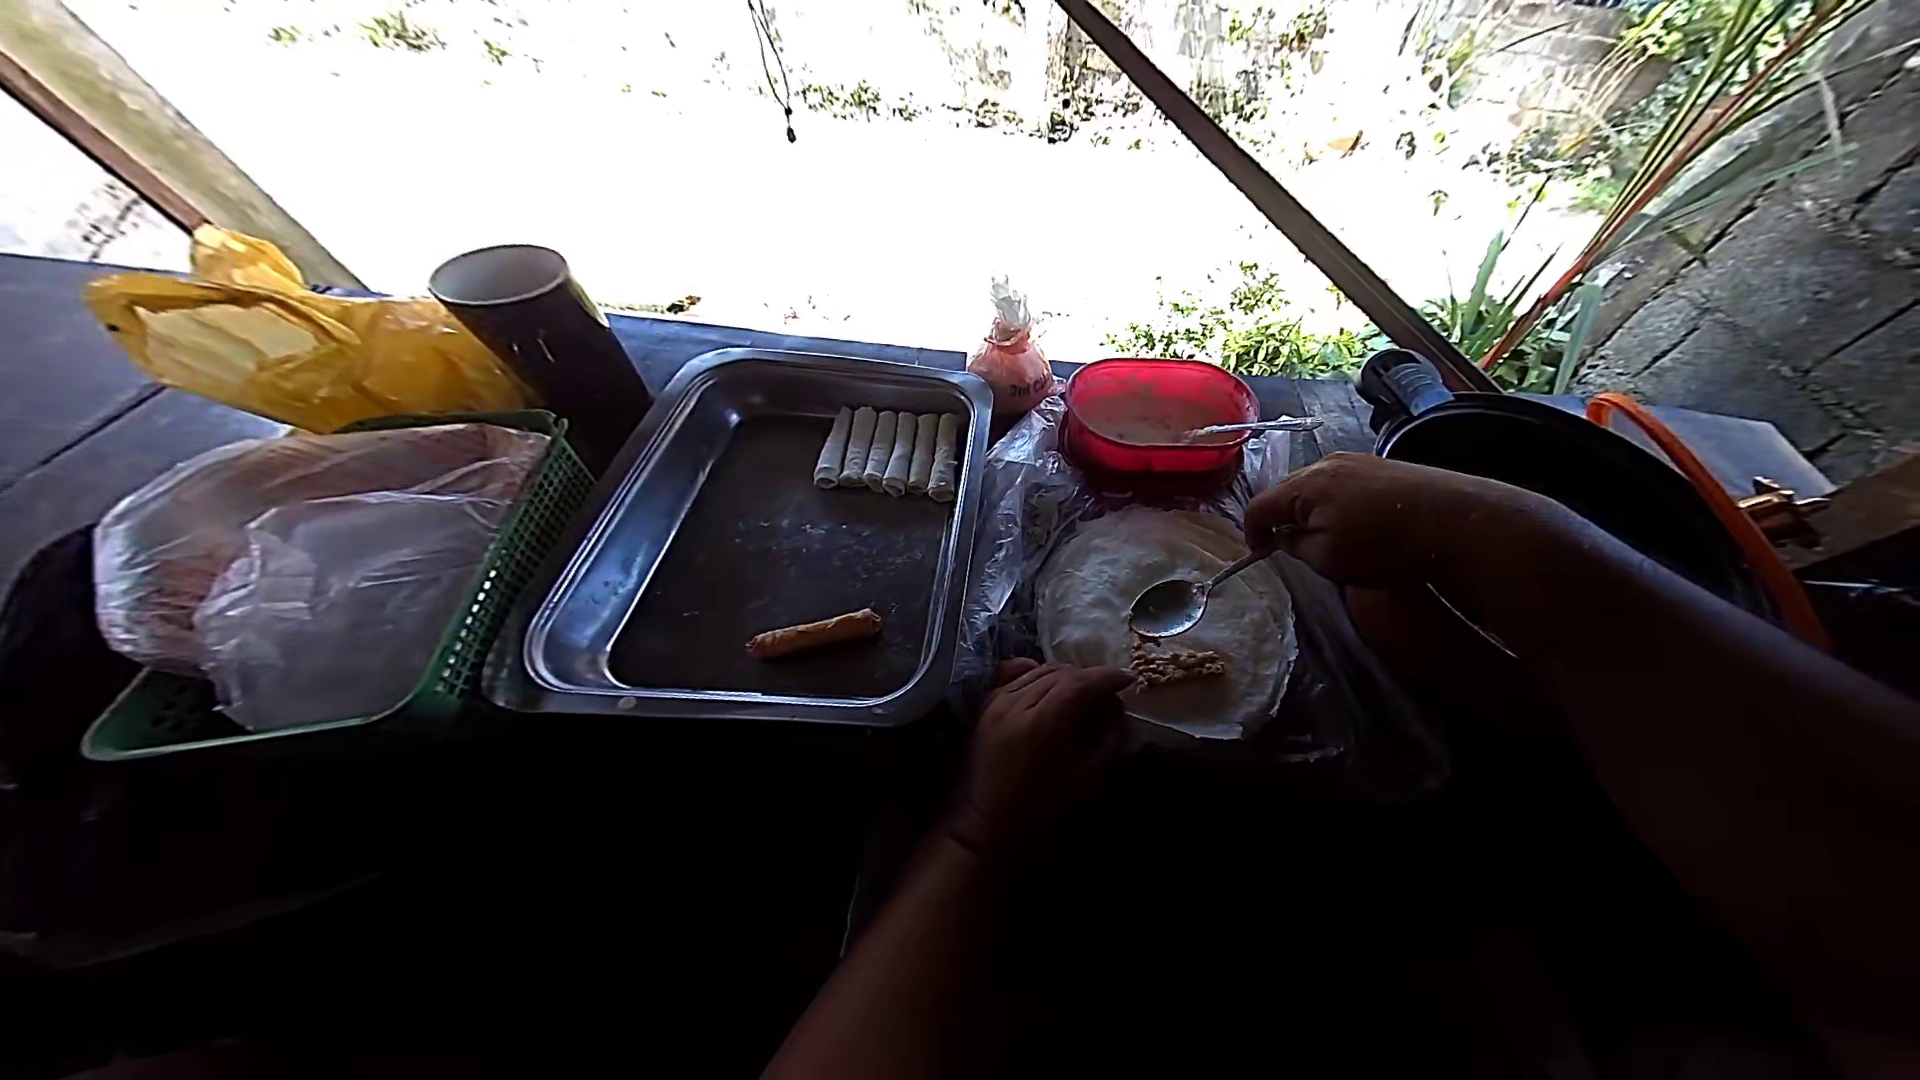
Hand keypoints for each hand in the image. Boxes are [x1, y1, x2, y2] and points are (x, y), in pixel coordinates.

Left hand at [943, 659, 1135, 861]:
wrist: (987, 828)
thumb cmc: (1042, 811)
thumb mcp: (1087, 779)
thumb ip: (1107, 737)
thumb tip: (1116, 706)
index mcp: (1043, 723)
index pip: (1079, 683)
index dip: (1106, 677)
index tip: (1127, 679)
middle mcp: (1016, 703)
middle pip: (1059, 674)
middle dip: (1088, 678)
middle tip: (1108, 692)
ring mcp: (996, 701)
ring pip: (1037, 671)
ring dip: (1064, 675)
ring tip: (1083, 690)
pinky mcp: (984, 706)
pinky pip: (1010, 674)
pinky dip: (1032, 671)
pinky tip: (1046, 679)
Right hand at [1244, 452, 1568, 590]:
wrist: (1464, 524)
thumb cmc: (1387, 547)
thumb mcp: (1327, 558)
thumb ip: (1295, 544)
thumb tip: (1284, 534)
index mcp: (1306, 485)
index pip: (1259, 506)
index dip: (1252, 532)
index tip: (1259, 554)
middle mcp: (1326, 464)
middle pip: (1285, 491)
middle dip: (1280, 517)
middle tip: (1288, 545)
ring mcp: (1356, 460)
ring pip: (1313, 485)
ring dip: (1307, 508)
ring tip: (1320, 534)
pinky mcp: (1381, 465)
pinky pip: (1339, 482)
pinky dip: (1332, 501)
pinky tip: (1350, 520)